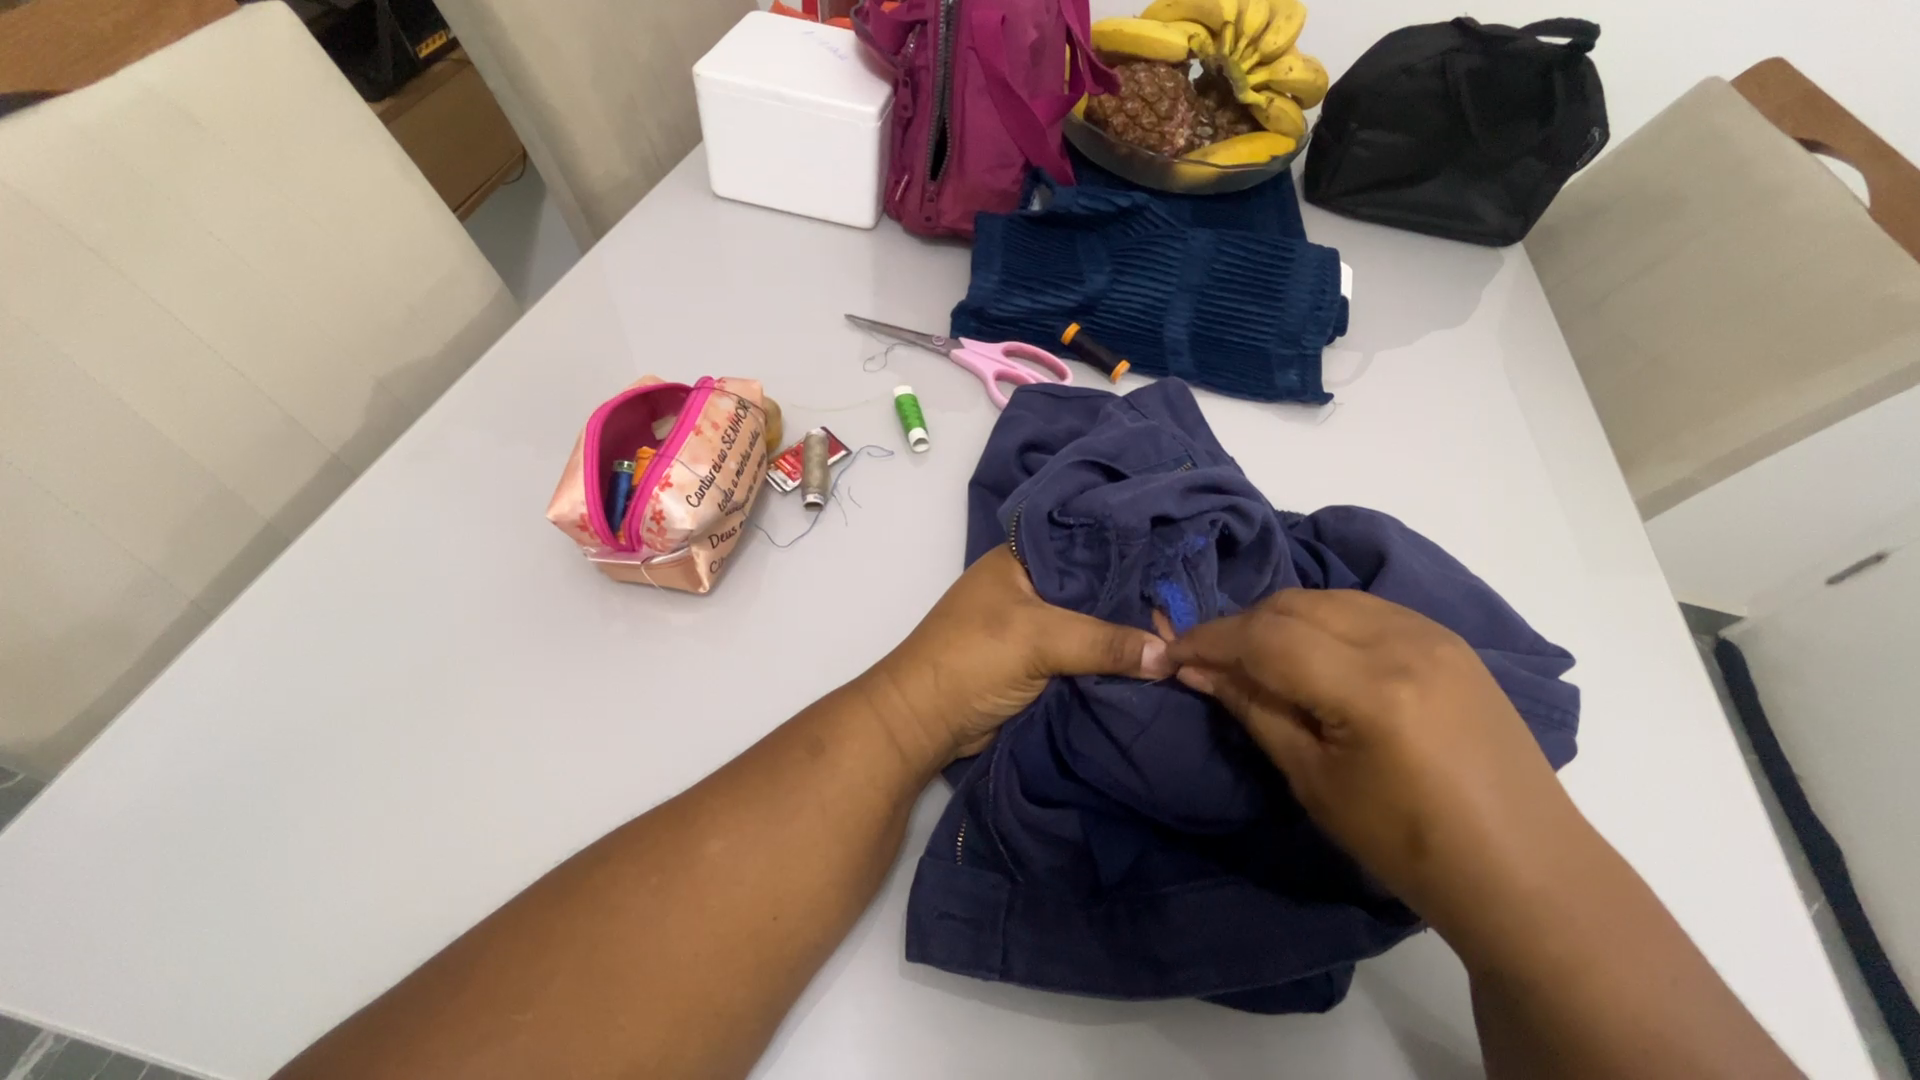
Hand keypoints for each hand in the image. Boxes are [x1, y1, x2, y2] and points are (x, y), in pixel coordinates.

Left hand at [864, 547, 1171, 766]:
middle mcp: (1031, 585)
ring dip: (1126, 636)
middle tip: (1189, 614)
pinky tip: (1149, 665)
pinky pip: (1084, 655)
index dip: (1133, 558)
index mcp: (1024, 558)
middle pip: (1095, 588)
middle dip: (1135, 603)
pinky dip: (1110, 661)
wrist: (923, 721)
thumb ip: (1104, 643)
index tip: (1181, 570)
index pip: (1090, 545)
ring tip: (1181, 640)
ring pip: (1092, 624)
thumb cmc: (972, 658)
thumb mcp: (1039, 639)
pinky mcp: (1037, 661)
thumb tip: (1169, 656)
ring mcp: (1033, 625)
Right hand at [1167, 589, 1582, 927]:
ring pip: (1328, 598)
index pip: (1267, 637)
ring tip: (1256, 658)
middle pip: (1294, 604)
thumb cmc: (1407, 843)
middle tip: (1210, 661)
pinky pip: (1365, 608)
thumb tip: (1198, 669)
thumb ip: (1255, 710)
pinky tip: (1311, 653)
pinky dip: (1322, 621)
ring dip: (1280, 620)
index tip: (1171, 654)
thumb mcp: (1314, 781)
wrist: (1523, 868)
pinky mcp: (1449, 640)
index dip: (1210, 640)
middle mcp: (1405, 641)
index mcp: (1372, 688)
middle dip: (1241, 626)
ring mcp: (1434, 633)